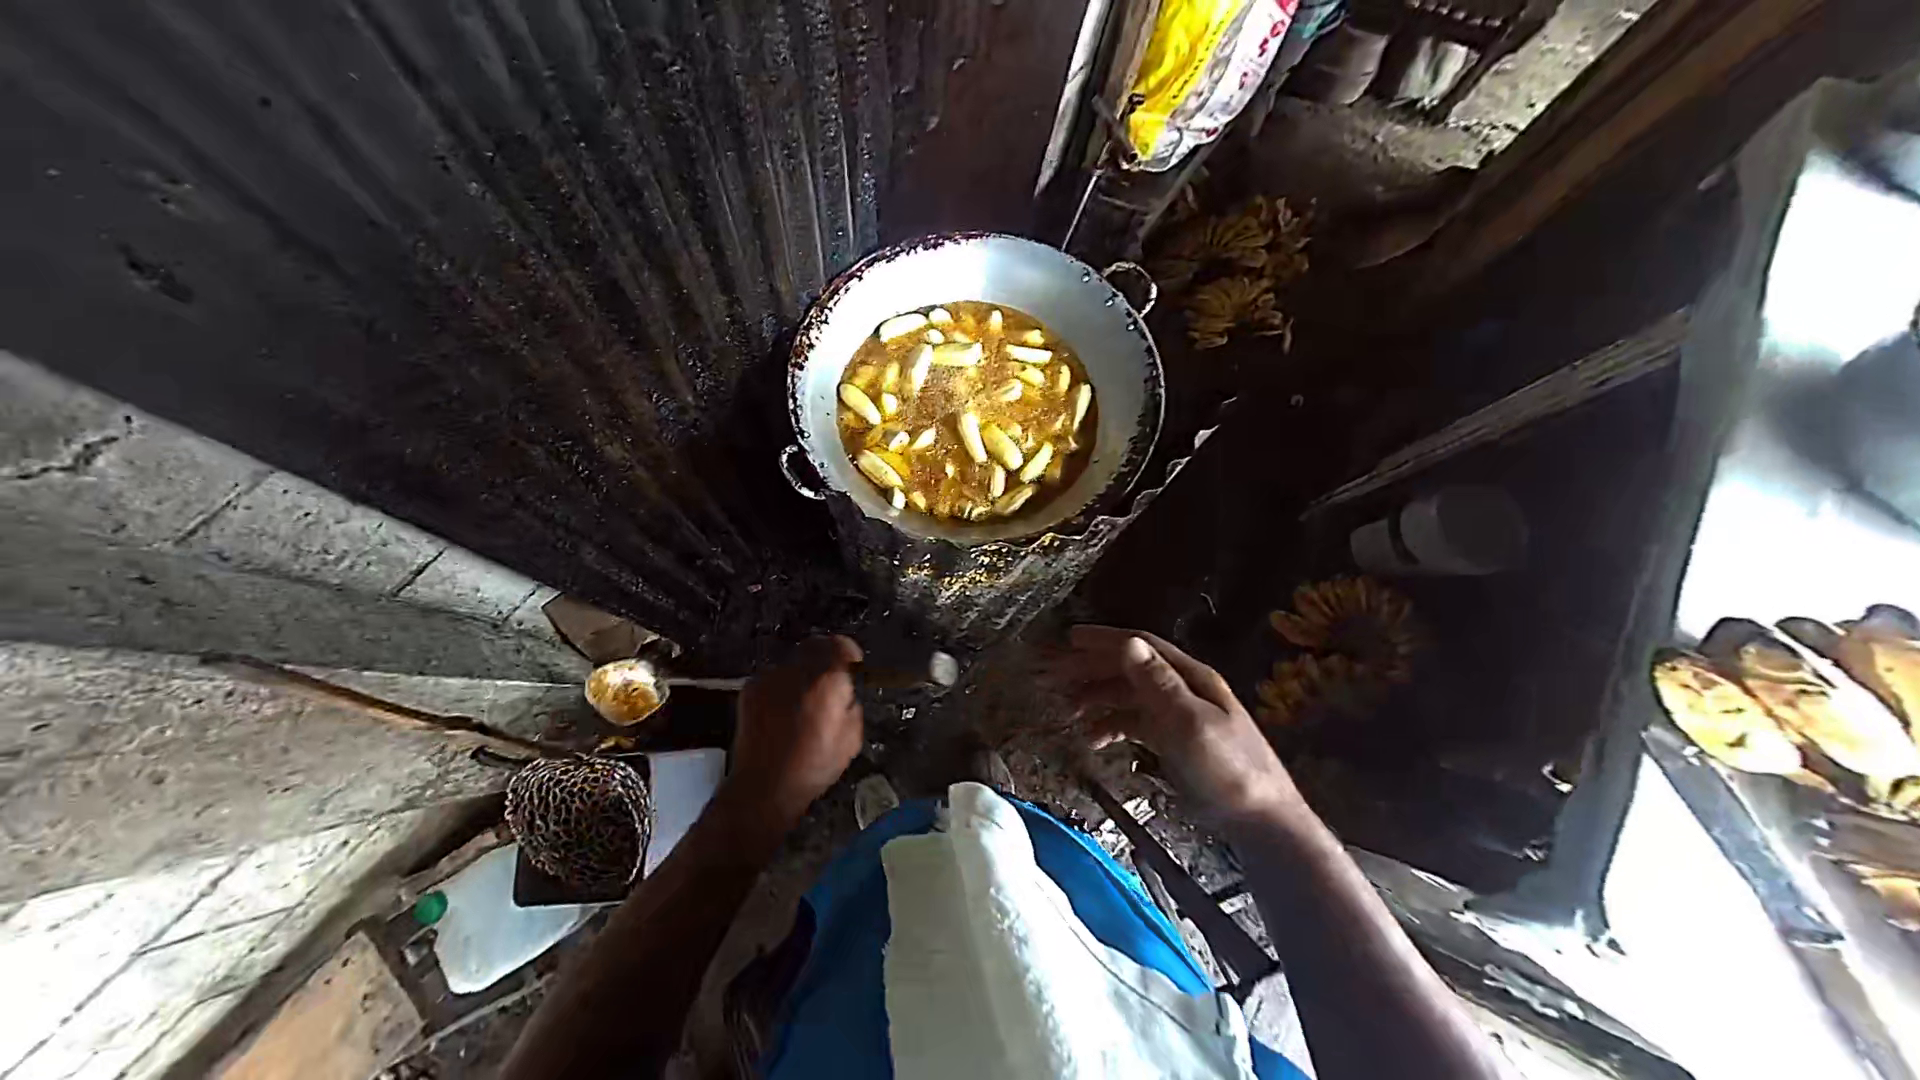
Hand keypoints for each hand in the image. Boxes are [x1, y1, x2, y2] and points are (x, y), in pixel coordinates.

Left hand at [727, 635, 864, 823]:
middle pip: (816, 645)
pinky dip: (782, 685)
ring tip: (805, 701)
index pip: (841, 645)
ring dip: (803, 672)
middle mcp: (797, 672)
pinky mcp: (751, 688)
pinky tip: (784, 710)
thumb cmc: (813, 767)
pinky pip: (774, 676)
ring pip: (794, 660)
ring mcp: (770, 678)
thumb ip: (852, 702)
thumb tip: (846, 689)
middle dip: (826, 657)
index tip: (852, 665)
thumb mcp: (852, 737)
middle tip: (830, 681)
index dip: (849, 653)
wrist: (764, 787)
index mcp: (827, 681)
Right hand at [1059, 625, 1304, 824]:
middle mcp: (1183, 689)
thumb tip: (1128, 642)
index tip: (1069, 639)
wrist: (1261, 821)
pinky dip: (1111, 726)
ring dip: (1098, 698)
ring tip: (1068, 710)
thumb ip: (1157, 683)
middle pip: (1131, 668)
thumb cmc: (1227, 769)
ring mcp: (1178, 715)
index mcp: (1190, 677)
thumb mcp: (1189, 723)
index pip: (1141, 646)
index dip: (1104, 639)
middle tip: (1058, 675)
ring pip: (1129, 695)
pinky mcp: (1174, 740)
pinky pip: (1134, 723)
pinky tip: (1093, 740)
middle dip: (1092, 668)